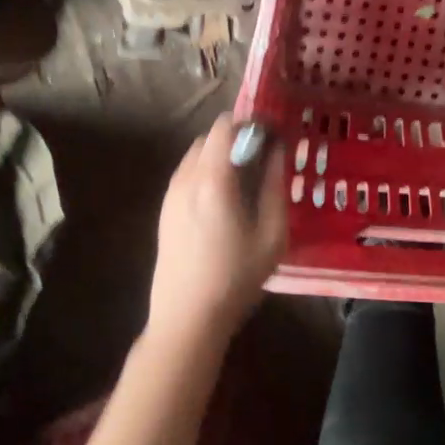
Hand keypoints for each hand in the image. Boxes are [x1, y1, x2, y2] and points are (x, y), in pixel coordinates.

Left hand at [147, 115, 286, 347]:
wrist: (186, 320)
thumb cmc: (236, 278)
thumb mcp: (272, 234)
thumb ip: (276, 186)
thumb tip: (279, 151)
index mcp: (213, 181)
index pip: (225, 127)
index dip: (251, 123)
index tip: (273, 136)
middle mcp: (186, 181)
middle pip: (210, 137)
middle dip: (237, 137)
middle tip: (264, 156)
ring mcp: (171, 196)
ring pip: (196, 154)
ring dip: (220, 153)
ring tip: (246, 177)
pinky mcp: (165, 212)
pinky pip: (186, 174)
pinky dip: (207, 170)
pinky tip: (225, 198)